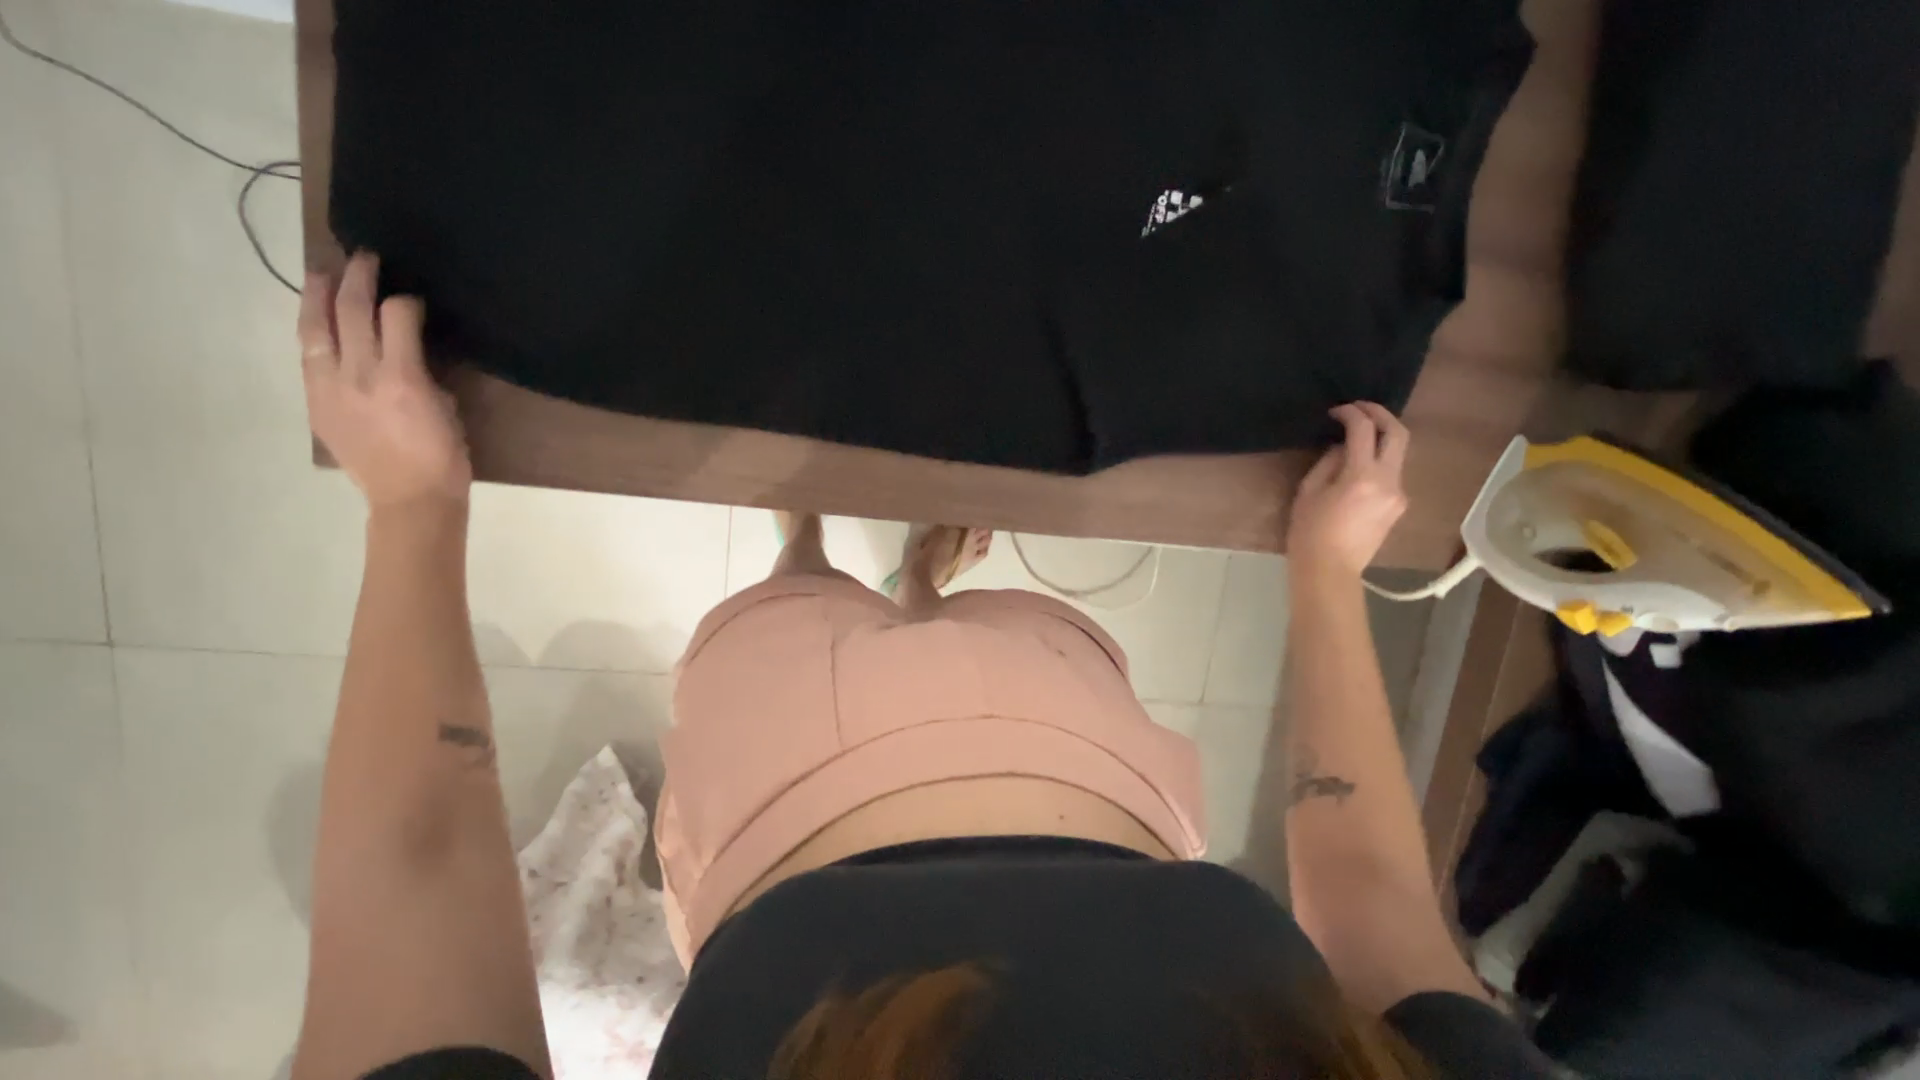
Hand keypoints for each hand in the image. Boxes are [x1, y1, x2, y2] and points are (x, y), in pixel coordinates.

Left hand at [300, 253, 471, 511]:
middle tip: (364, 259)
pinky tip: (319, 325)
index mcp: (401, 377)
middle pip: (350, 310)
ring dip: (318, 295)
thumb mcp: (447, 409)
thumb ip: (425, 375)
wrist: (409, 501)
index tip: (413, 297)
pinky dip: (315, 333)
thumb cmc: (444, 458)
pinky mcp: (316, 404)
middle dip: (357, 278)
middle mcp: (358, 375)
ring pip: (315, 327)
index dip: (405, 299)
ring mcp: (329, 388)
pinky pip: (309, 357)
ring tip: (322, 275)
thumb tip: (410, 352)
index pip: (396, 315)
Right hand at [1287, 402, 1409, 578]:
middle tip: (1360, 408)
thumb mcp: (1309, 491)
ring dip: (1381, 438)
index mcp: (1363, 476)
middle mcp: (1389, 481)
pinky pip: (1392, 473)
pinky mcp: (1398, 506)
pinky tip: (1360, 466)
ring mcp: (1398, 495)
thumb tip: (1343, 447)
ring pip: (1398, 453)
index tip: (1337, 411)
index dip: (1352, 413)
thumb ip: (1329, 462)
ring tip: (1358, 436)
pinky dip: (1379, 460)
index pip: (1365, 430)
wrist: (1330, 571)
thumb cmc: (1310, 533)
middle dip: (1381, 414)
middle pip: (1399, 434)